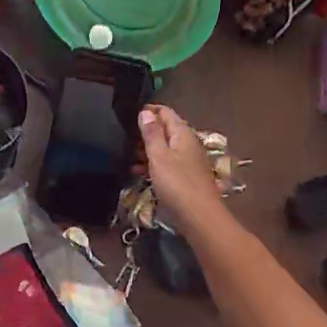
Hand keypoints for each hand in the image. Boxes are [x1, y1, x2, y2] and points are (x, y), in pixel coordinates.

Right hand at [139, 104, 227, 235]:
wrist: (199, 216)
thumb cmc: (177, 183)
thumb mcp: (159, 156)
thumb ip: (152, 133)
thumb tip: (146, 111)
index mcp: (183, 134)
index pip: (167, 113)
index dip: (150, 110)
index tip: (132, 113)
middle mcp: (188, 144)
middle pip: (167, 130)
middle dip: (148, 130)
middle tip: (127, 135)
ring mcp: (189, 161)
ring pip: (166, 148)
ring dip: (148, 149)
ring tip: (129, 154)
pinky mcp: (186, 177)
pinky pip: (167, 164)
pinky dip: (153, 164)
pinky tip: (139, 172)